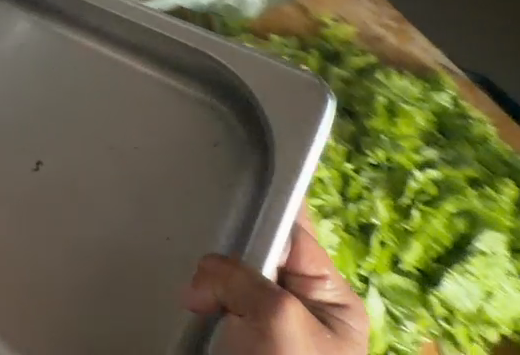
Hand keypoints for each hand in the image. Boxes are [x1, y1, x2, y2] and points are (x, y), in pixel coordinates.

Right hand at [184, 209, 369, 354]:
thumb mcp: (276, 316)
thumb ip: (237, 274)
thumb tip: (201, 280)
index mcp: (330, 297)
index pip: (293, 231)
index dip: (260, 207)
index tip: (225, 181)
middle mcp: (299, 305)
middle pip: (253, 250)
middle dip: (224, 252)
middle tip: (207, 271)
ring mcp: (265, 324)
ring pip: (226, 276)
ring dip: (206, 280)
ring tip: (196, 297)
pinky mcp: (233, 337)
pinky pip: (210, 300)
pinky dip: (197, 298)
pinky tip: (190, 304)